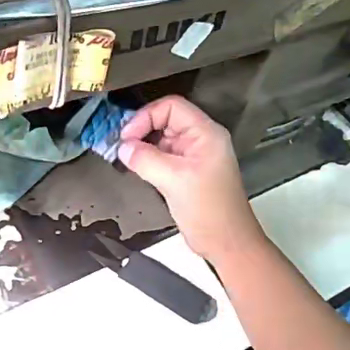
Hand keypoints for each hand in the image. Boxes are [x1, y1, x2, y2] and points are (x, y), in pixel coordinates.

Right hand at [117, 95, 267, 263]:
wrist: (226, 242)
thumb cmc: (213, 212)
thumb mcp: (174, 180)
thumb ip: (146, 159)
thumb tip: (124, 147)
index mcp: (206, 134)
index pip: (171, 107)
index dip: (146, 116)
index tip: (128, 135)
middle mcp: (202, 141)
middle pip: (165, 120)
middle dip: (142, 130)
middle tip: (123, 146)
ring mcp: (195, 157)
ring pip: (162, 139)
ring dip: (143, 146)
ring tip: (127, 158)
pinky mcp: (187, 173)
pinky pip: (164, 156)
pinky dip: (148, 159)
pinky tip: (137, 168)